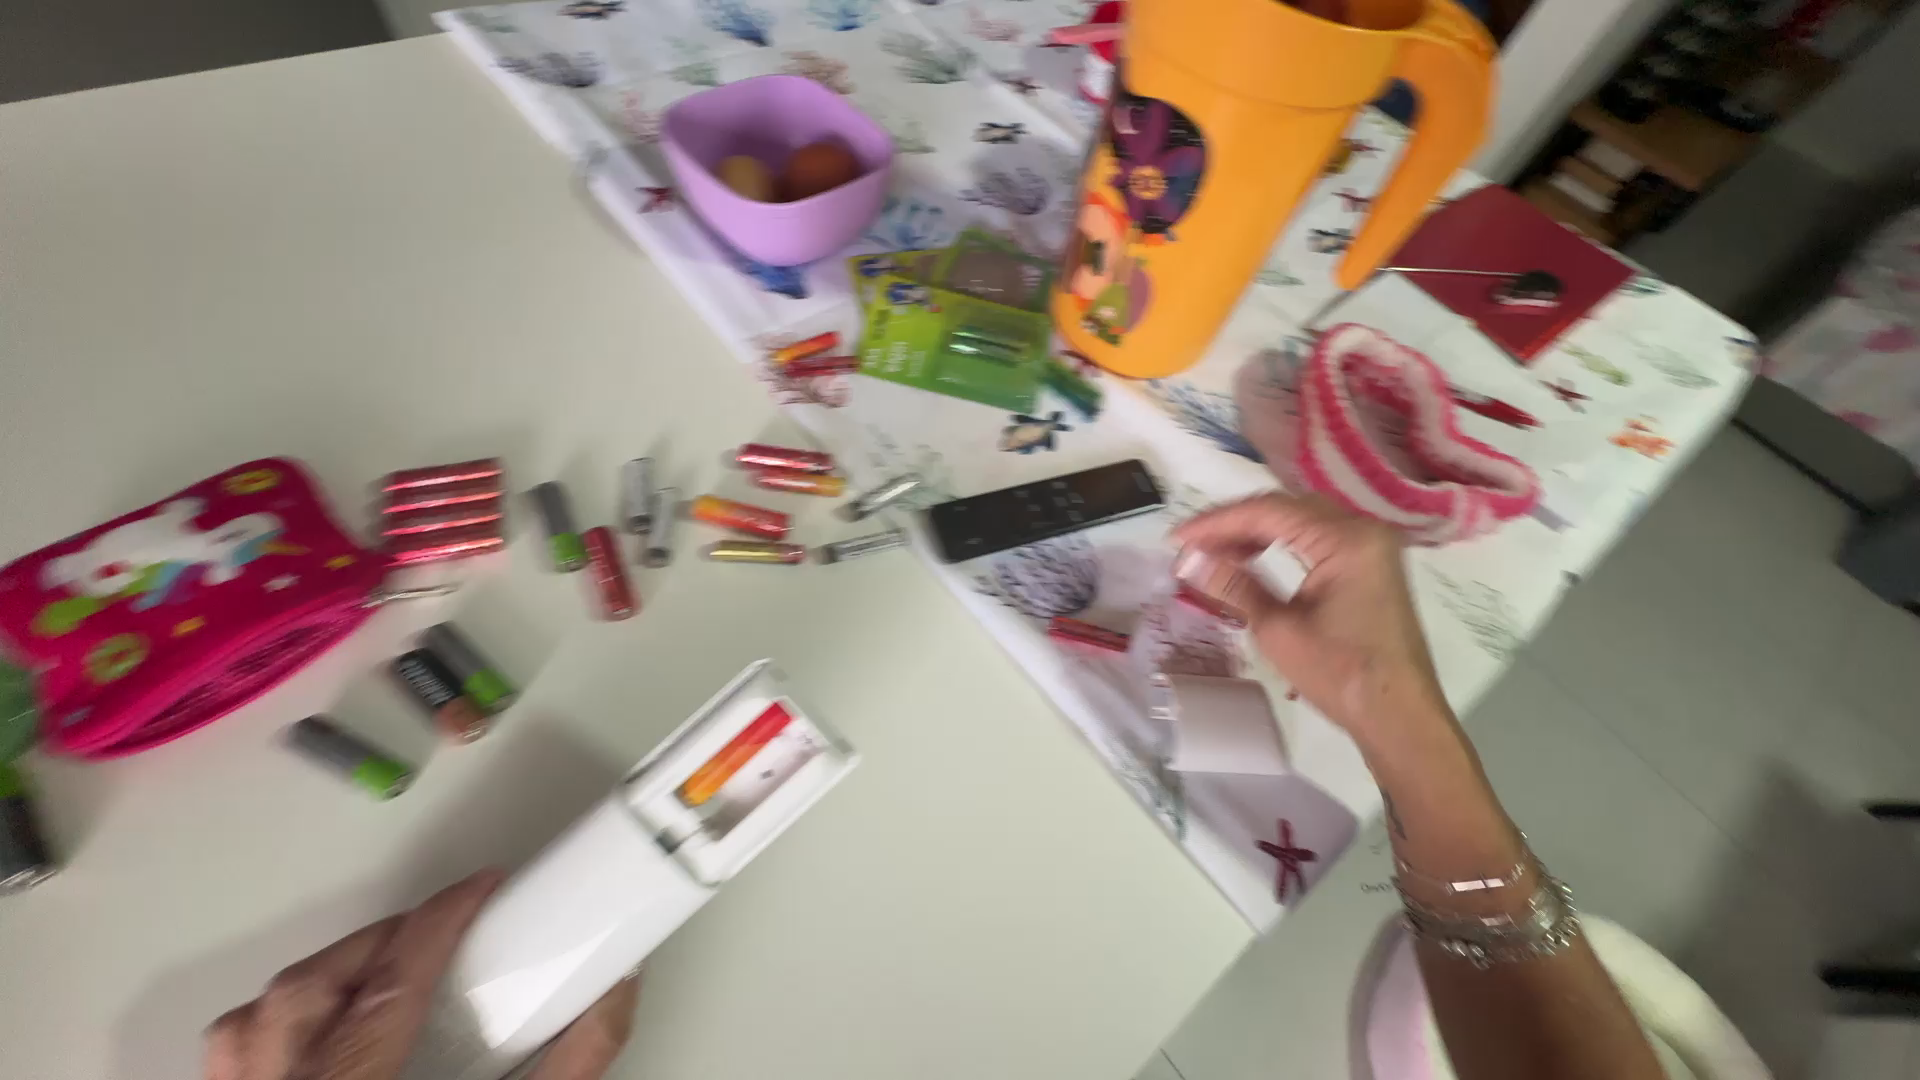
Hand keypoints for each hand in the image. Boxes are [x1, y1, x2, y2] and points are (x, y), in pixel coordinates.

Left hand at [206, 870, 641, 1079]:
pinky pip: (233, 1067)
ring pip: (244, 1031)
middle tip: (443, 924)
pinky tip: (332, 1033)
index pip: (389, 990)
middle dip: (379, 939)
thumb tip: (618, 988)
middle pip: (302, 996)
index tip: (485, 888)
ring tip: (384, 967)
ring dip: (318, 983)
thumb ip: (574, 1065)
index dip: (439, 922)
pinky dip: (277, 1031)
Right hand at [1172, 493, 1449, 744]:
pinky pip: (1314, 538)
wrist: (1398, 716)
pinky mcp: (1368, 564)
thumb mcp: (1277, 628)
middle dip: (1232, 524)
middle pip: (1284, 509)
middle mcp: (1362, 529)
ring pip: (1298, 521)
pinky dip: (1278, 544)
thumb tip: (1187, 560)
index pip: (1268, 512)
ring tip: (1212, 554)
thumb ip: (1233, 585)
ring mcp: (1369, 546)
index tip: (1177, 539)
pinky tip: (1249, 561)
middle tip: (1191, 545)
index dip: (1216, 522)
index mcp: (1346, 539)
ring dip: (1253, 533)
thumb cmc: (1340, 674)